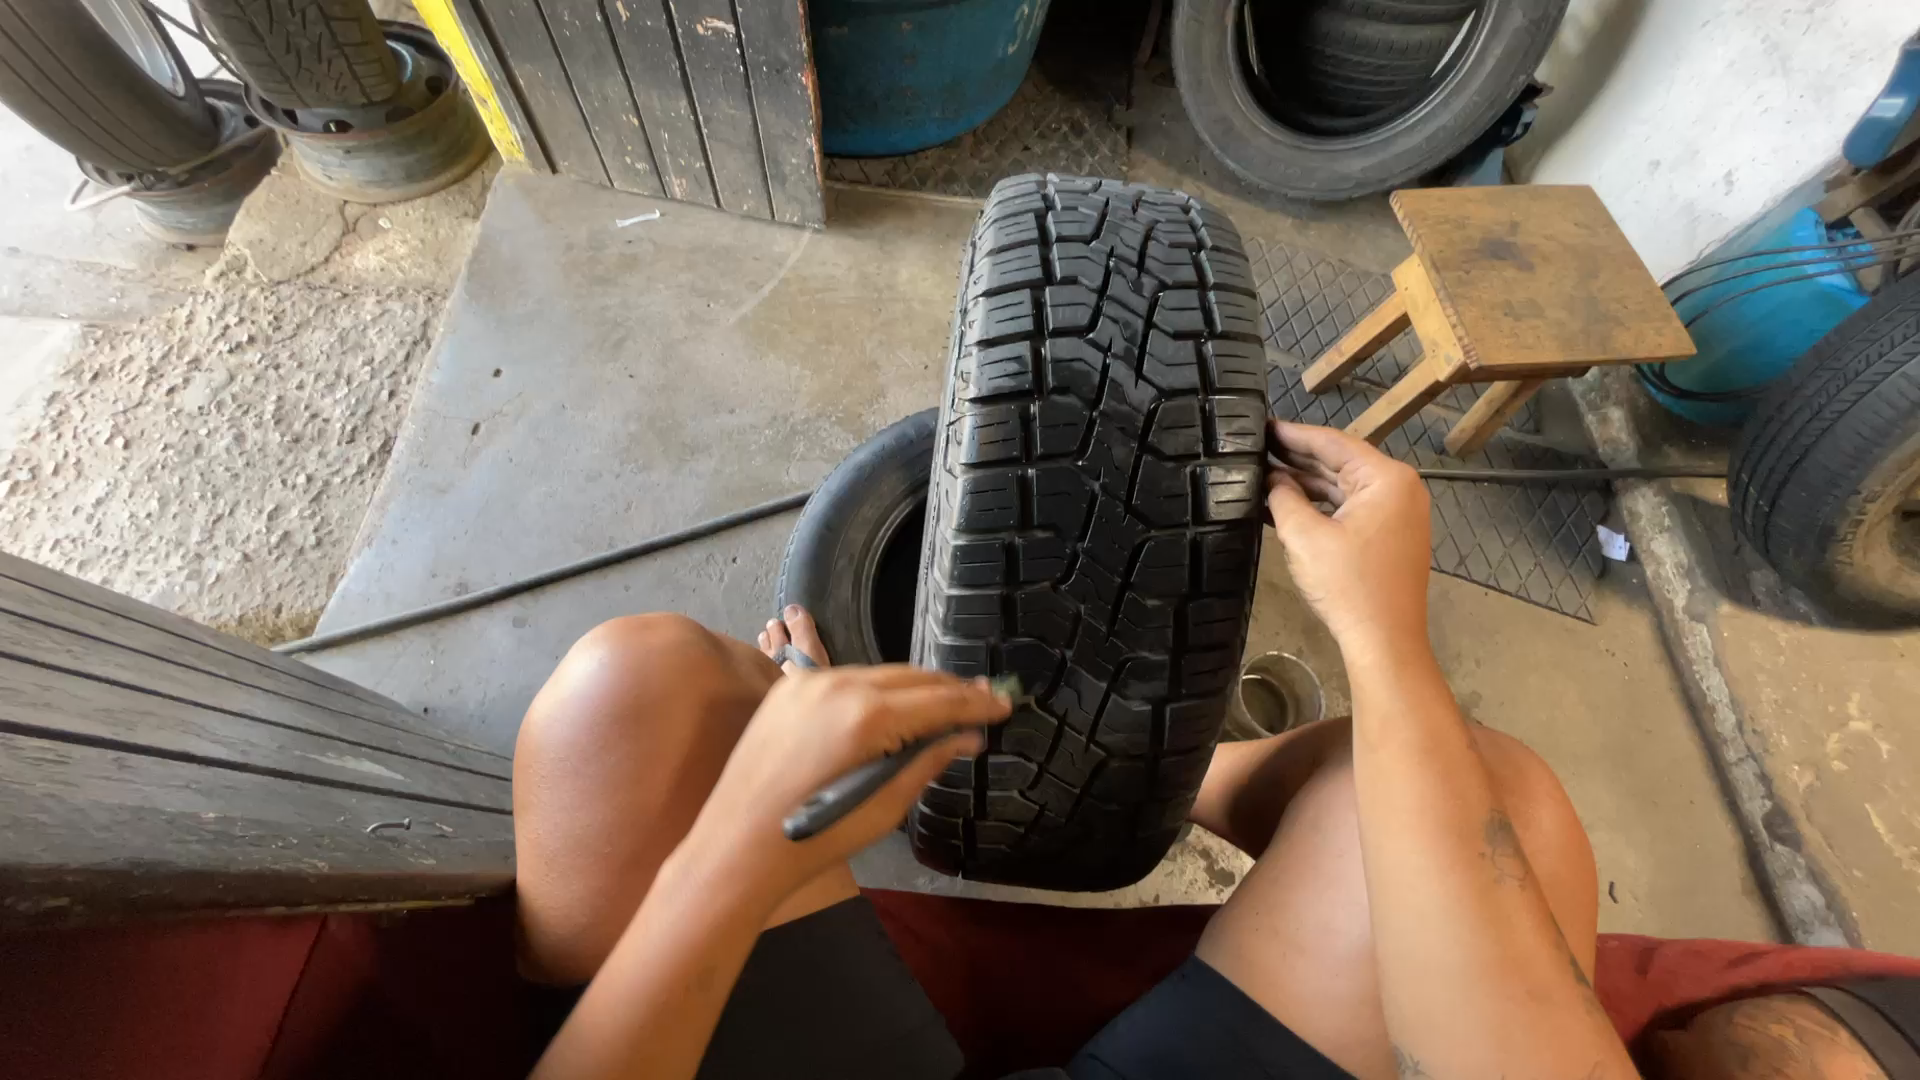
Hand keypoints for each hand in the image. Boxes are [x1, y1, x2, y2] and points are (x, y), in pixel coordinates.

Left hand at [676, 665, 1009, 902]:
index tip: (1003, 704)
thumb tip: (967, 738)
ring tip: (943, 702)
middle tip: (982, 701)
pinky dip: (875, 688)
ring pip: (880, 674)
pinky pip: (846, 679)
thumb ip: (928, 761)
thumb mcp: (883, 806)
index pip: (938, 701)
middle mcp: (839, 685)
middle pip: (913, 677)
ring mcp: (809, 681)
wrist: (735, 847)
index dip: (975, 704)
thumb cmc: (815, 841)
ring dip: (914, 687)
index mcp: (867, 718)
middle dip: (949, 689)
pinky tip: (892, 704)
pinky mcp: (788, 687)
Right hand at [1265, 421, 1431, 655]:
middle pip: (1339, 462)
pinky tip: (1285, 503)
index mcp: (1386, 479)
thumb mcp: (1303, 536)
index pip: (1332, 443)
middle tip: (1257, 445)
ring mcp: (1396, 513)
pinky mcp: (1388, 535)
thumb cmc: (1346, 584)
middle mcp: (1398, 488)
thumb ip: (1283, 498)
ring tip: (1263, 473)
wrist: (1383, 638)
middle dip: (1297, 457)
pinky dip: (1319, 505)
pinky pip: (1349, 508)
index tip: (1263, 425)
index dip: (1293, 434)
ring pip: (1342, 486)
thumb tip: (1272, 480)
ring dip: (1305, 482)